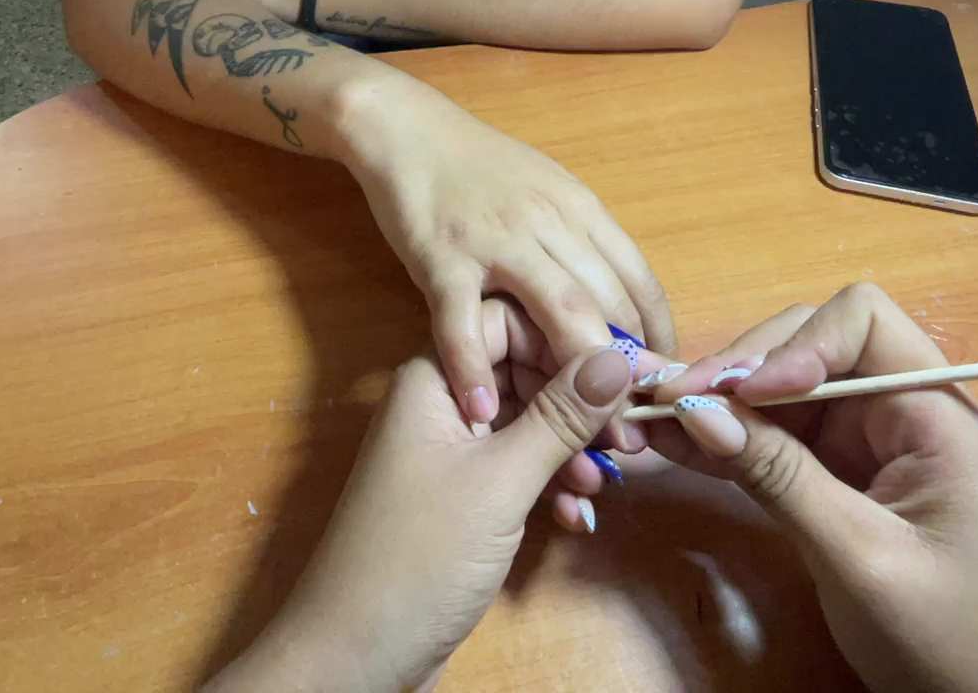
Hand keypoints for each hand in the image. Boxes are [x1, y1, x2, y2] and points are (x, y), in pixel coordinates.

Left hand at [206, 347, 636, 691]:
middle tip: (623, 439)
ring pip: (523, 422)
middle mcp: (440, 400)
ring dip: (566, 450)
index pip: (507, 322)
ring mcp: (449, 447)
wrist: (355, 655)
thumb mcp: (501, 480)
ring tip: (599, 486)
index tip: (618, 373)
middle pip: (521, 372)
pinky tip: (575, 517)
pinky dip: (547, 484)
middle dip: (573, 404)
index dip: (562, 339)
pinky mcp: (461, 490)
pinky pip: (514, 465)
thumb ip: (561, 416)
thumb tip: (618, 357)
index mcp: (434, 376)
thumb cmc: (421, 553)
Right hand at [336, 73, 675, 437]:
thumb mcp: (544, 191)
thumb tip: (616, 299)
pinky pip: (462, 320)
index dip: (659, 339)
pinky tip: (481, 413)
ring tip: (581, 440)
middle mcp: (549, 225)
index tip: (661, 383)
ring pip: (556, 311)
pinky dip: (474, 370)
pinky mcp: (442, 256)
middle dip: (628, 373)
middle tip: (633, 432)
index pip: (640, 280)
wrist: (409, 130)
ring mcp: (496, 240)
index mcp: (579, 210)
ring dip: (576, 380)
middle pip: (608, 304)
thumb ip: (579, 241)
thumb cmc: (479, 165)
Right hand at [648, 284, 977, 692]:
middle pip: (800, 344)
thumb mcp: (861, 556)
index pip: (861, 321)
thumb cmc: (952, 642)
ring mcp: (851, 438)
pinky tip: (665, 439)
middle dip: (737, 368)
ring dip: (710, 399)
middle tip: (672, 400)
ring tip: (647, 413)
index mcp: (931, 412)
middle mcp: (888, 408)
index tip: (750, 390)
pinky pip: (758, 434)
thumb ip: (779, 476)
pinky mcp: (820, 469)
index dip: (800, 342)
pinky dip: (714, 435)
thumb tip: (692, 411)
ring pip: (767, 388)